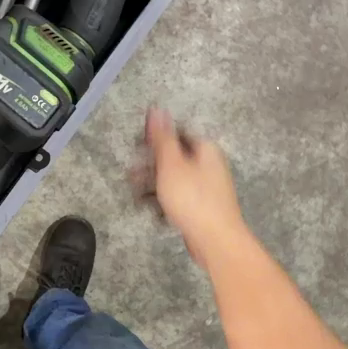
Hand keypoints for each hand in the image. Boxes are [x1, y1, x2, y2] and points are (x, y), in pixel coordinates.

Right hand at [136, 108, 250, 263]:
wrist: (216, 240)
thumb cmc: (192, 199)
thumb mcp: (172, 165)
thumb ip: (162, 138)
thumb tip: (156, 108)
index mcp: (205, 149)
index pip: (176, 133)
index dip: (154, 139)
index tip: (135, 149)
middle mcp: (208, 165)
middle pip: (173, 157)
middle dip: (150, 166)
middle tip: (131, 177)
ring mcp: (206, 188)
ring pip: (174, 179)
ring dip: (153, 186)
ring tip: (137, 198)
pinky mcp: (202, 208)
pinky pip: (179, 198)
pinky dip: (165, 202)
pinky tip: (153, 213)